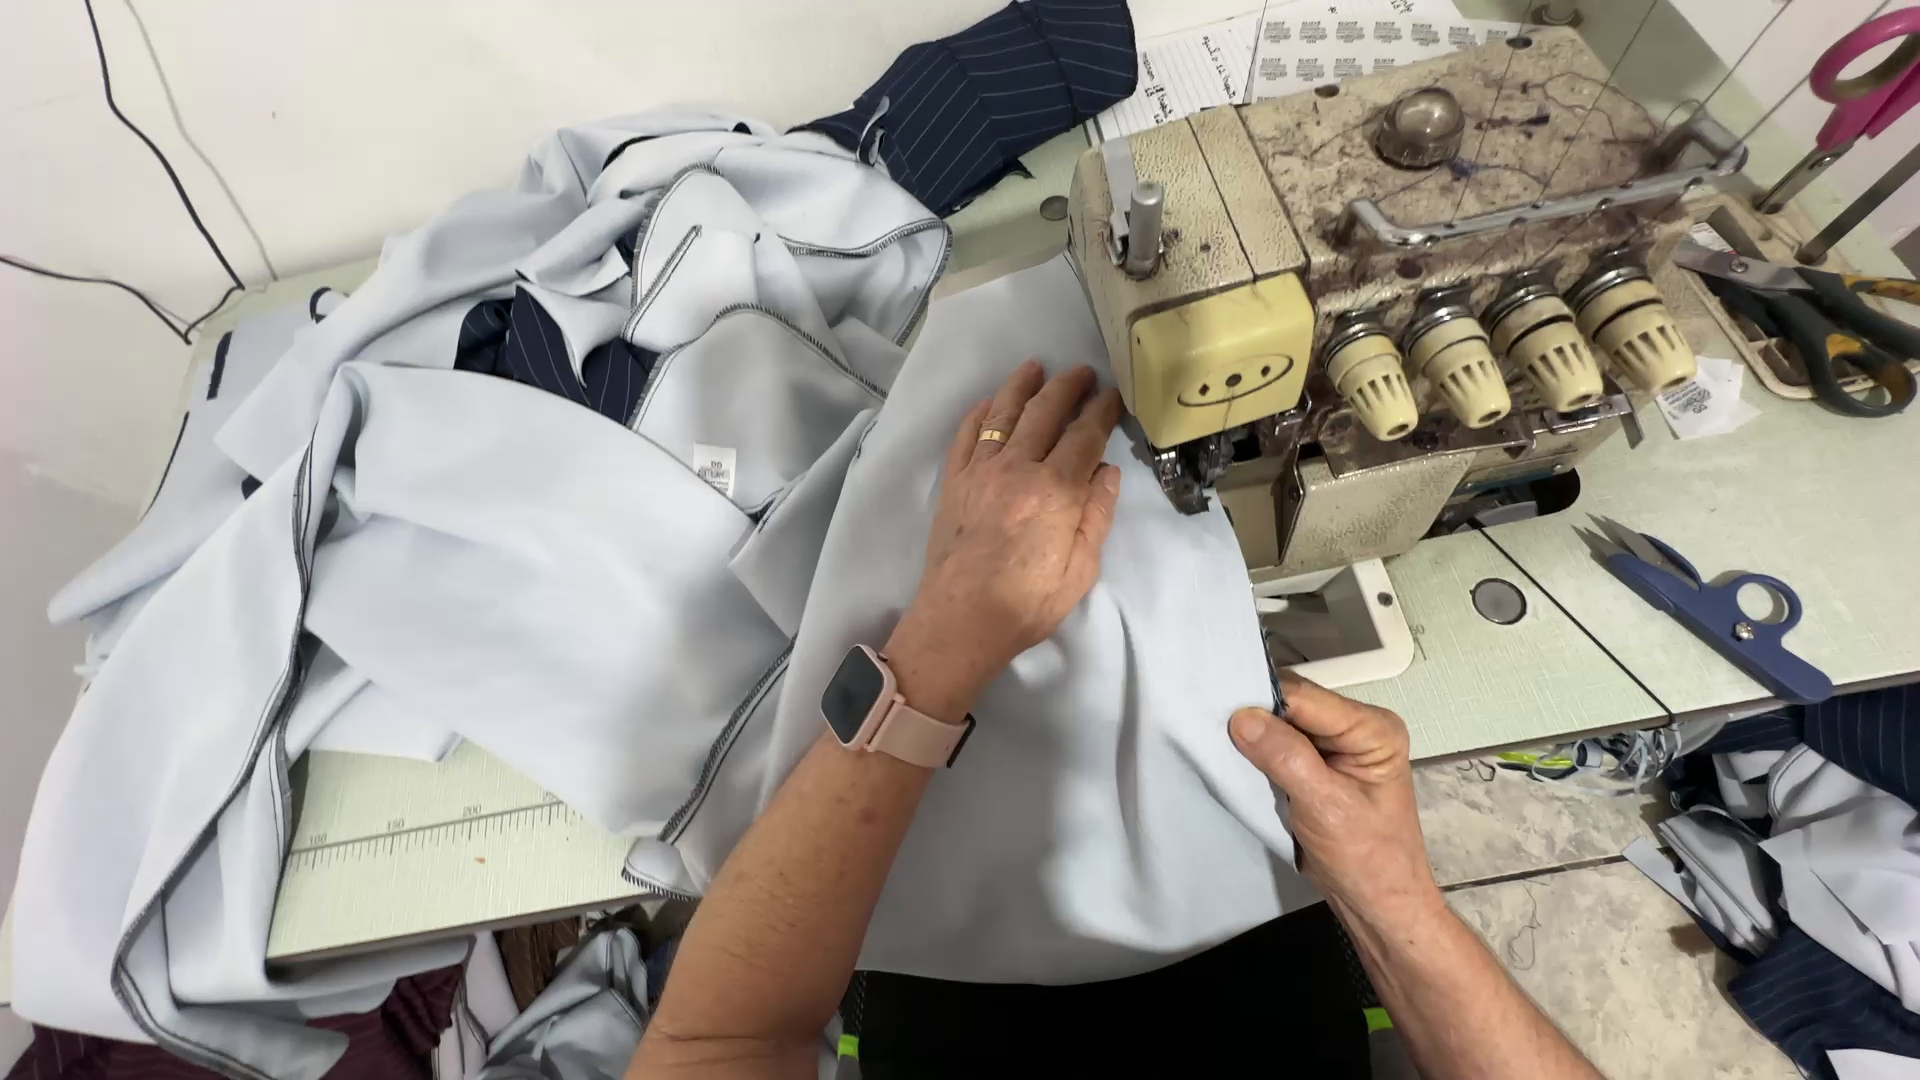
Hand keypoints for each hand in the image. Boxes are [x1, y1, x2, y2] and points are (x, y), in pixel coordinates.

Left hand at [884, 361, 1123, 718]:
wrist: (960, 622)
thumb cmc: (1026, 605)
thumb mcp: (1080, 570)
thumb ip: (1096, 516)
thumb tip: (1106, 471)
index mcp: (1055, 491)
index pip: (1084, 436)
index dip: (1101, 411)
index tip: (1112, 395)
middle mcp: (1017, 469)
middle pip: (1045, 413)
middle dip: (1067, 387)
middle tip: (1082, 372)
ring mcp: (980, 472)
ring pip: (1003, 414)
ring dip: (1021, 387)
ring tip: (1035, 367)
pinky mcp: (953, 483)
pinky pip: (965, 436)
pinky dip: (978, 414)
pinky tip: (987, 403)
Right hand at [1228, 673, 1442, 924]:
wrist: (1375, 906)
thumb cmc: (1368, 861)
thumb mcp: (1327, 808)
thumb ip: (1287, 758)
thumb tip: (1242, 718)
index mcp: (1372, 728)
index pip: (1304, 697)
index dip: (1262, 702)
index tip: (1221, 715)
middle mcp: (1353, 726)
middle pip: (1289, 702)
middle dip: (1253, 715)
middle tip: (1213, 727)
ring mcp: (1331, 743)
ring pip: (1277, 719)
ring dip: (1250, 732)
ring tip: (1219, 741)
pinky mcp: (1312, 761)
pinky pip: (1274, 740)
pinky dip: (1253, 748)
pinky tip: (1235, 757)